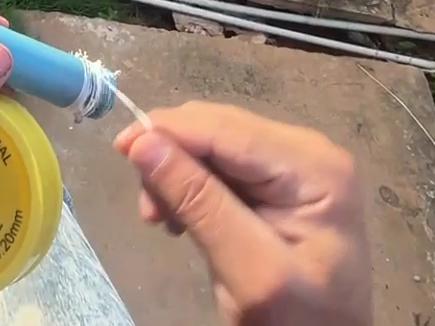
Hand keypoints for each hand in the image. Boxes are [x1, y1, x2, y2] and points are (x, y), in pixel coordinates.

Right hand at [114, 101, 369, 325]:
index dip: (168, 129)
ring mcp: (290, 160)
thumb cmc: (296, 324)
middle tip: (147, 208)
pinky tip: (180, 216)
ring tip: (161, 219)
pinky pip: (215, 160)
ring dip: (174, 172)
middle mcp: (304, 148)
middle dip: (170, 156)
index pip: (225, 128)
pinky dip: (187, 182)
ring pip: (208, 140)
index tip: (121, 150)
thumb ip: (199, 204)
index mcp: (313, 166)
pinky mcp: (273, 175)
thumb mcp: (250, 274)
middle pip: (215, 128)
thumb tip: (142, 142)